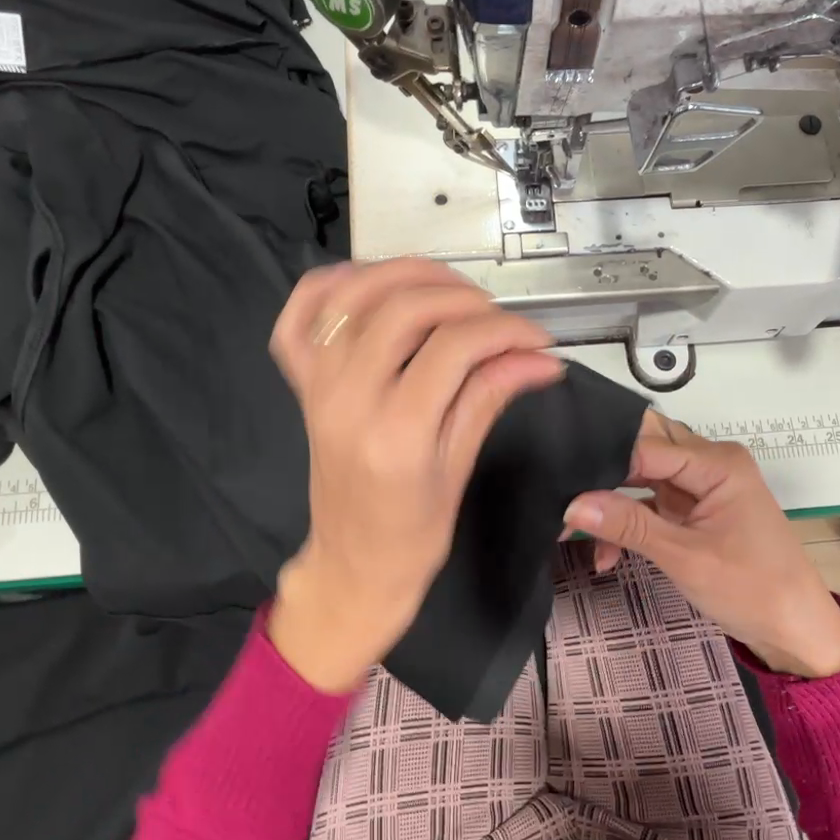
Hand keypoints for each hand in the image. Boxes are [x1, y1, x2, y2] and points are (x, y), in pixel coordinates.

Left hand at [266, 258, 565, 692]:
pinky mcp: (301, 385)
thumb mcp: (459, 468)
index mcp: (396, 433)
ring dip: (403, 274)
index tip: (538, 337)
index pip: (454, 346)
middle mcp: (347, 399)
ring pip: (352, 295)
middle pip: (404, 308)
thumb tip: (541, 357)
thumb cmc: (413, 534)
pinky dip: (329, 286)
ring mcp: (317, 387)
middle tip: (495, 315)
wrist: (353, 566)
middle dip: (461, 296)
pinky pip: (298, 316)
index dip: (505, 329)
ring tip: (447, 287)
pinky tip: (370, 284)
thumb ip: (490, 396)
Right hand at [564, 414, 839, 677]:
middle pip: (645, 450)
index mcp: (717, 463)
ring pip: (643, 477)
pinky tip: (605, 556)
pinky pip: (651, 504)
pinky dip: (630, 525)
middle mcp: (710, 464)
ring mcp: (702, 487)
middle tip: (560, 492)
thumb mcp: (684, 557)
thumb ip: (629, 526)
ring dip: (612, 504)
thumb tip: (572, 505)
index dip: (605, 461)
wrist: (795, 630)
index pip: (647, 445)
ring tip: (570, 527)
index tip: (561, 479)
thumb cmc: (751, 588)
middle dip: (603, 473)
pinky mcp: (695, 510)